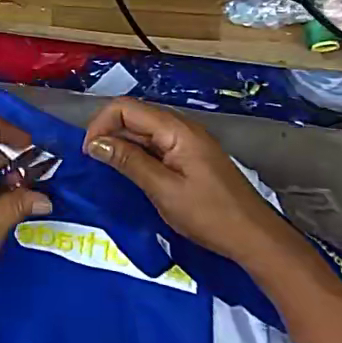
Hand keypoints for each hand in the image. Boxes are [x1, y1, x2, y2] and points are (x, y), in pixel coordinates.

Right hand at [83, 98, 296, 265]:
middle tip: (95, 164)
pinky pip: (156, 144)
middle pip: (134, 115)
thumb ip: (129, 162)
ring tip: (108, 170)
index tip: (89, 154)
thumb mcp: (164, 190)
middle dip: (108, 133)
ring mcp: (187, 141)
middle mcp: (181, 127)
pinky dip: (138, 154)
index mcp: (176, 129)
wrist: (252, 234)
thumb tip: (95, 143)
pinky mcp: (189, 155)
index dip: (101, 125)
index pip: (126, 108)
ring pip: (143, 130)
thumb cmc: (210, 214)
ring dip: (121, 144)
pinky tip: (131, 173)